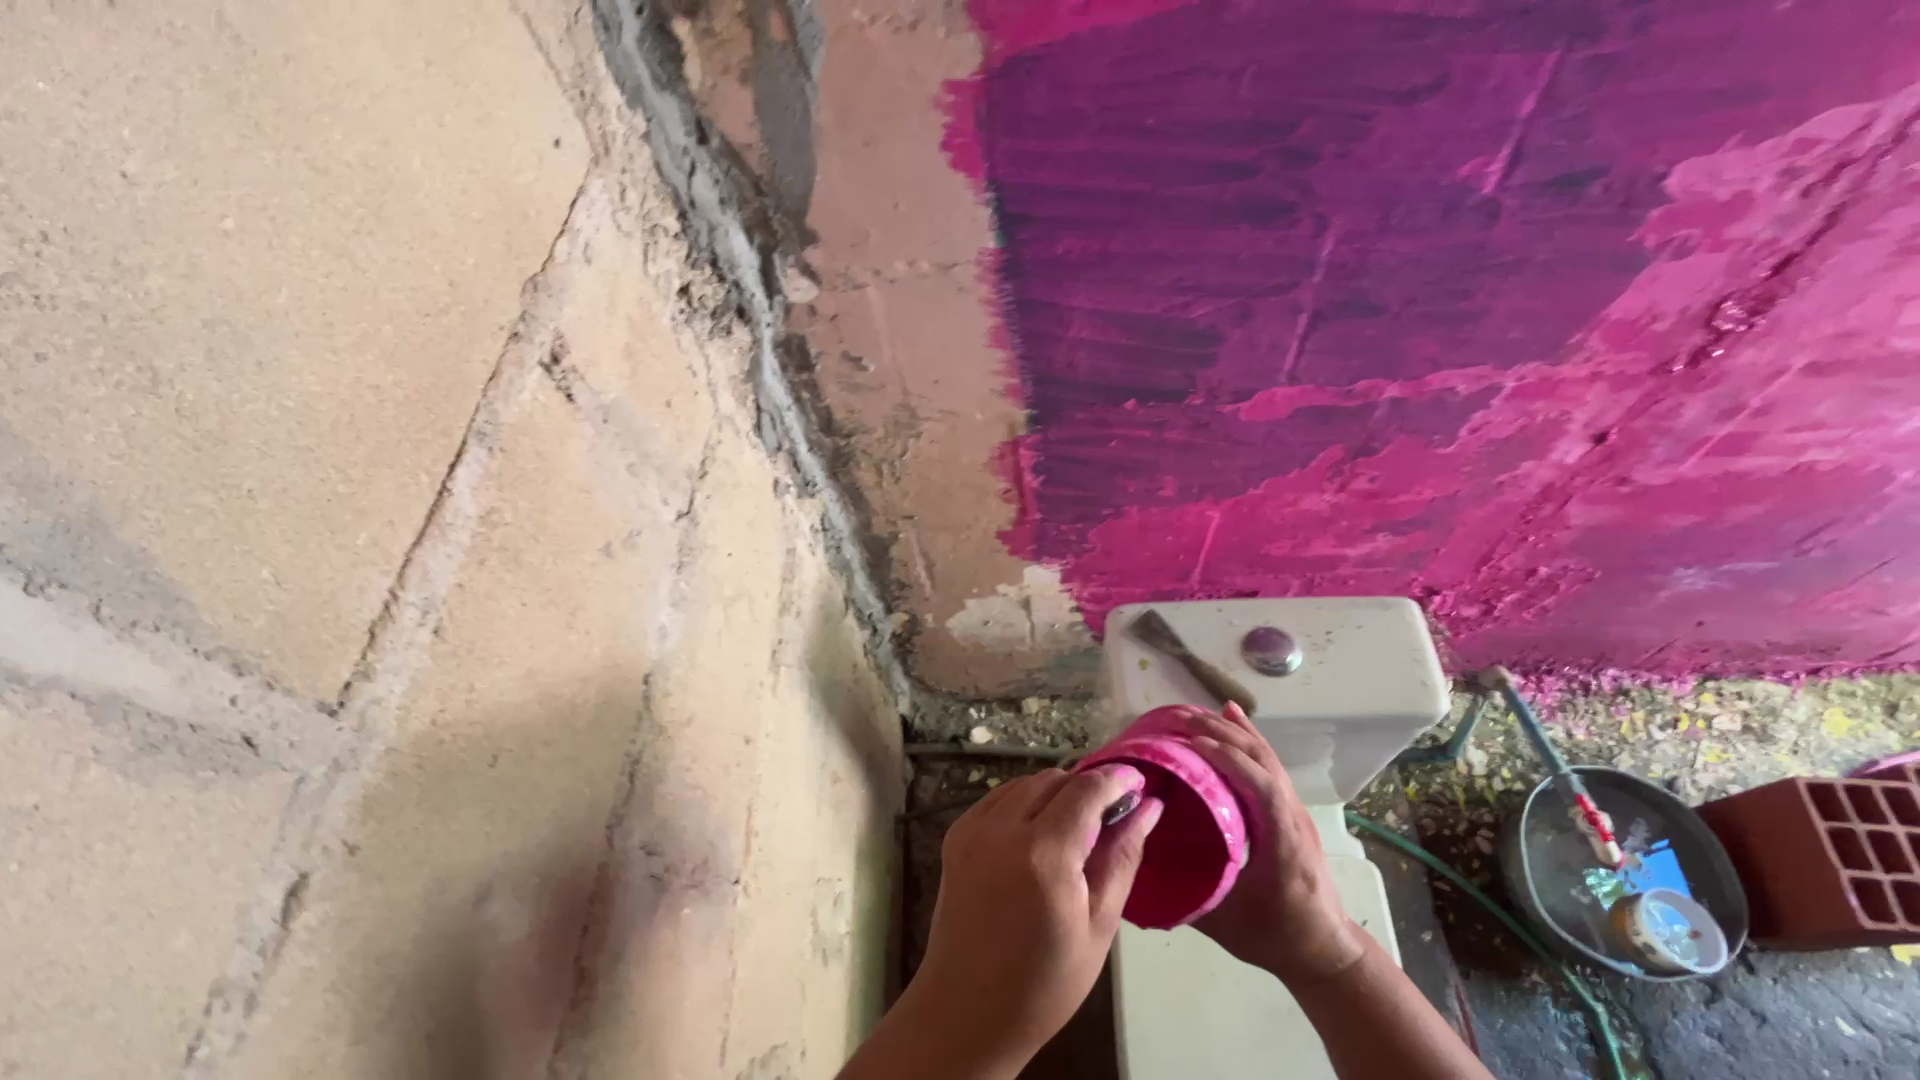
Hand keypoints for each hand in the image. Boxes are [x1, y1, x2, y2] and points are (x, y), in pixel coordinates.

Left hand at [854, 766, 1163, 1079]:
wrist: (966, 1012)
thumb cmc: (1044, 982)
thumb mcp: (1099, 924)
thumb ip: (1123, 857)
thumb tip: (1149, 807)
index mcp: (1043, 854)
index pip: (1086, 789)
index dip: (1117, 779)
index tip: (1140, 782)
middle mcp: (1001, 830)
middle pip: (1054, 779)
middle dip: (1087, 786)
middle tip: (1112, 814)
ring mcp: (972, 830)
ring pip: (1024, 783)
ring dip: (1055, 792)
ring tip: (1078, 826)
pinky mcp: (955, 837)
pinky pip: (997, 799)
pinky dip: (1023, 802)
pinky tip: (1039, 832)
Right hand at [1189, 703, 1367, 986]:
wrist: (1325, 950)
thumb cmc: (1276, 936)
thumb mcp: (1227, 923)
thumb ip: (1187, 893)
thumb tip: (1141, 862)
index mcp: (1282, 841)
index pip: (1262, 787)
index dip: (1229, 761)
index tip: (1193, 744)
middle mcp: (1292, 816)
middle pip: (1263, 761)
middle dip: (1223, 734)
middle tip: (1179, 718)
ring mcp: (1294, 810)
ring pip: (1267, 757)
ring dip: (1232, 731)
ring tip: (1196, 712)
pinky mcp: (1288, 810)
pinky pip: (1268, 764)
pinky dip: (1246, 738)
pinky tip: (1231, 717)